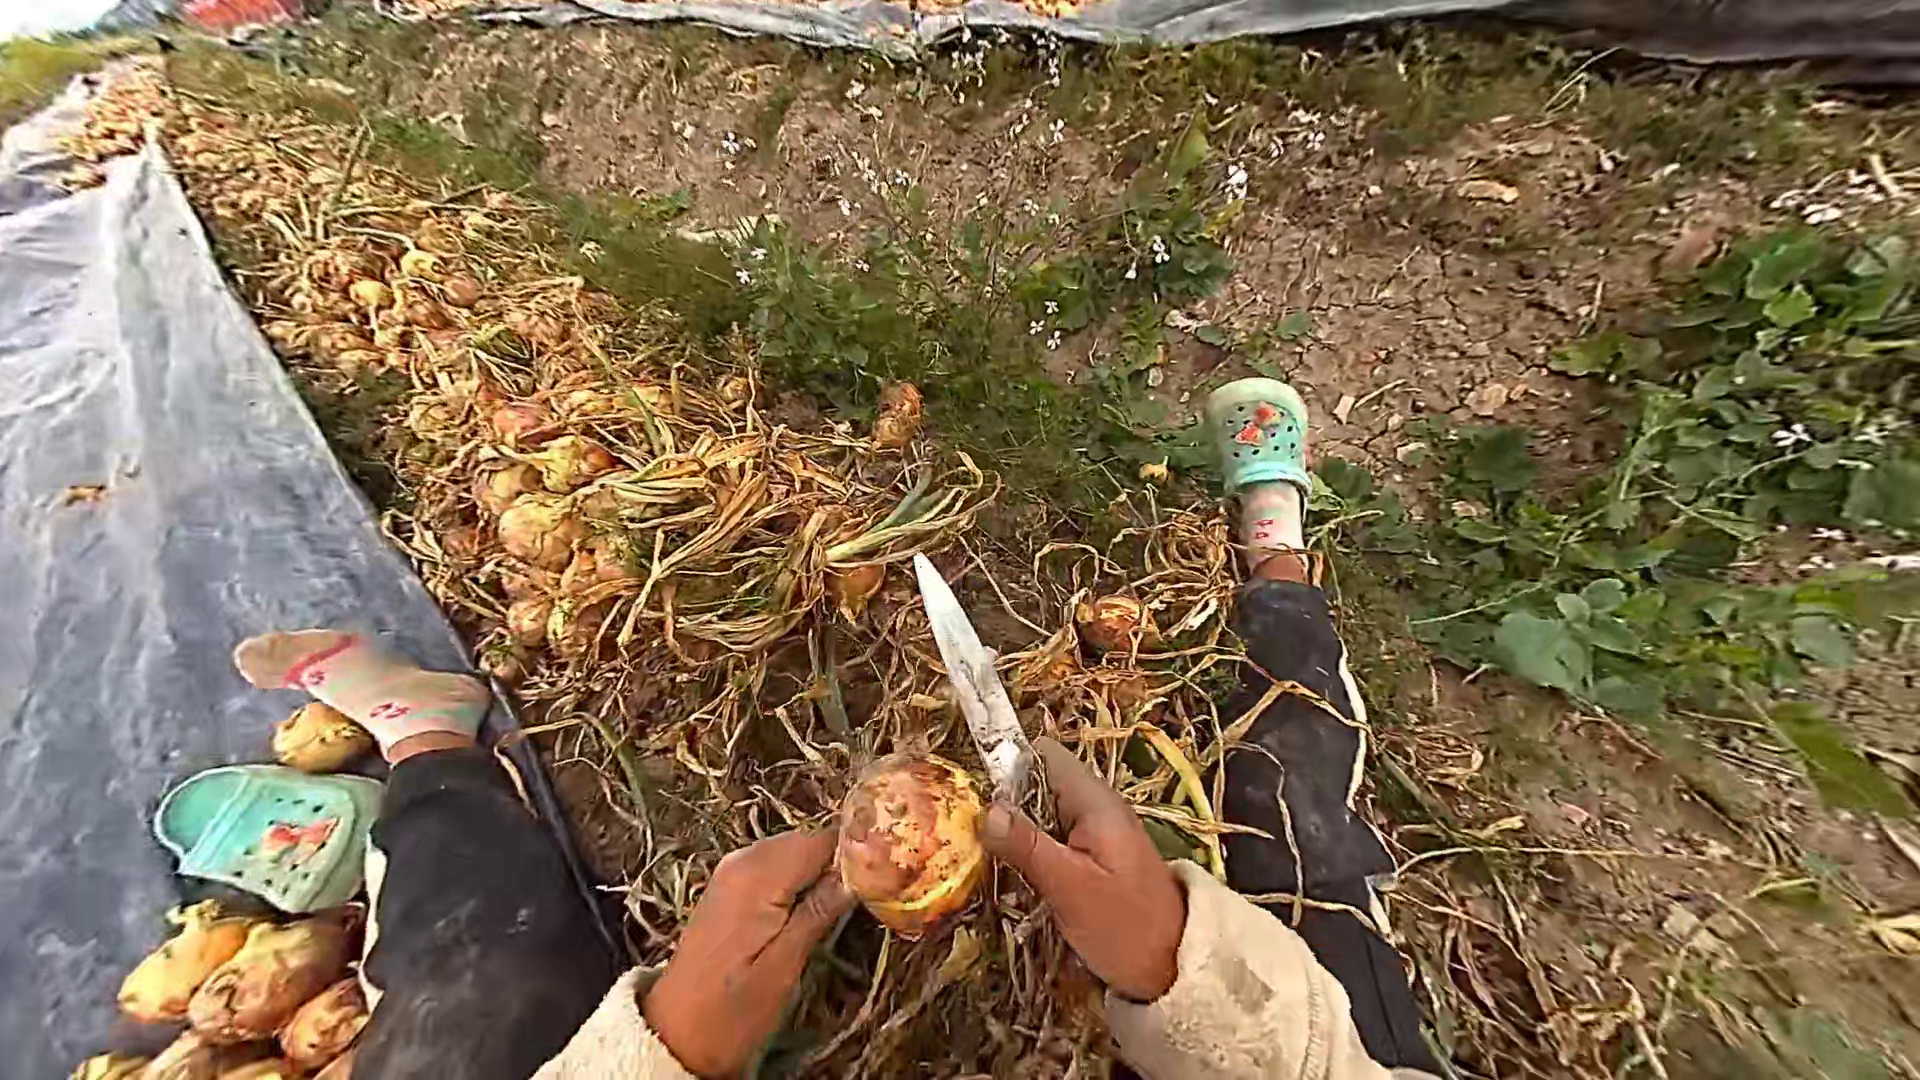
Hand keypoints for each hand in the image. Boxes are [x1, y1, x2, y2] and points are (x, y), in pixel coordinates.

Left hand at [643, 830, 854, 1076]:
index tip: (881, 870)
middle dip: (838, 858)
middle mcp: (744, 857)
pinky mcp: (730, 879)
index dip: (853, 853)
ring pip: (794, 846)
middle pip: (808, 838)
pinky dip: (798, 871)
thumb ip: (819, 911)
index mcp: (758, 874)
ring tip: (845, 894)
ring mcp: (734, 866)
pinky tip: (811, 897)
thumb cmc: (732, 1010)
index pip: (821, 840)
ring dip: (819, 865)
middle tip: (867, 886)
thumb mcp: (783, 968)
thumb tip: (856, 874)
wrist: (672, 1037)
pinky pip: (775, 859)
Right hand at [981, 736, 1185, 1001]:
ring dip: (1017, 827)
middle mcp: (1094, 802)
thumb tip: (985, 809)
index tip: (980, 797)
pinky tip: (1019, 872)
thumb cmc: (1127, 927)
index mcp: (1092, 798)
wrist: (1178, 968)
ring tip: (992, 855)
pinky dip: (1033, 846)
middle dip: (1007, 801)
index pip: (1042, 754)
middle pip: (1037, 780)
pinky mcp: (1093, 850)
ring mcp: (1095, 826)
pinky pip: (1053, 832)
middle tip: (979, 834)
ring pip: (1042, 808)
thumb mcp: (1071, 888)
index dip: (1008, 765)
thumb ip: (1027, 846)